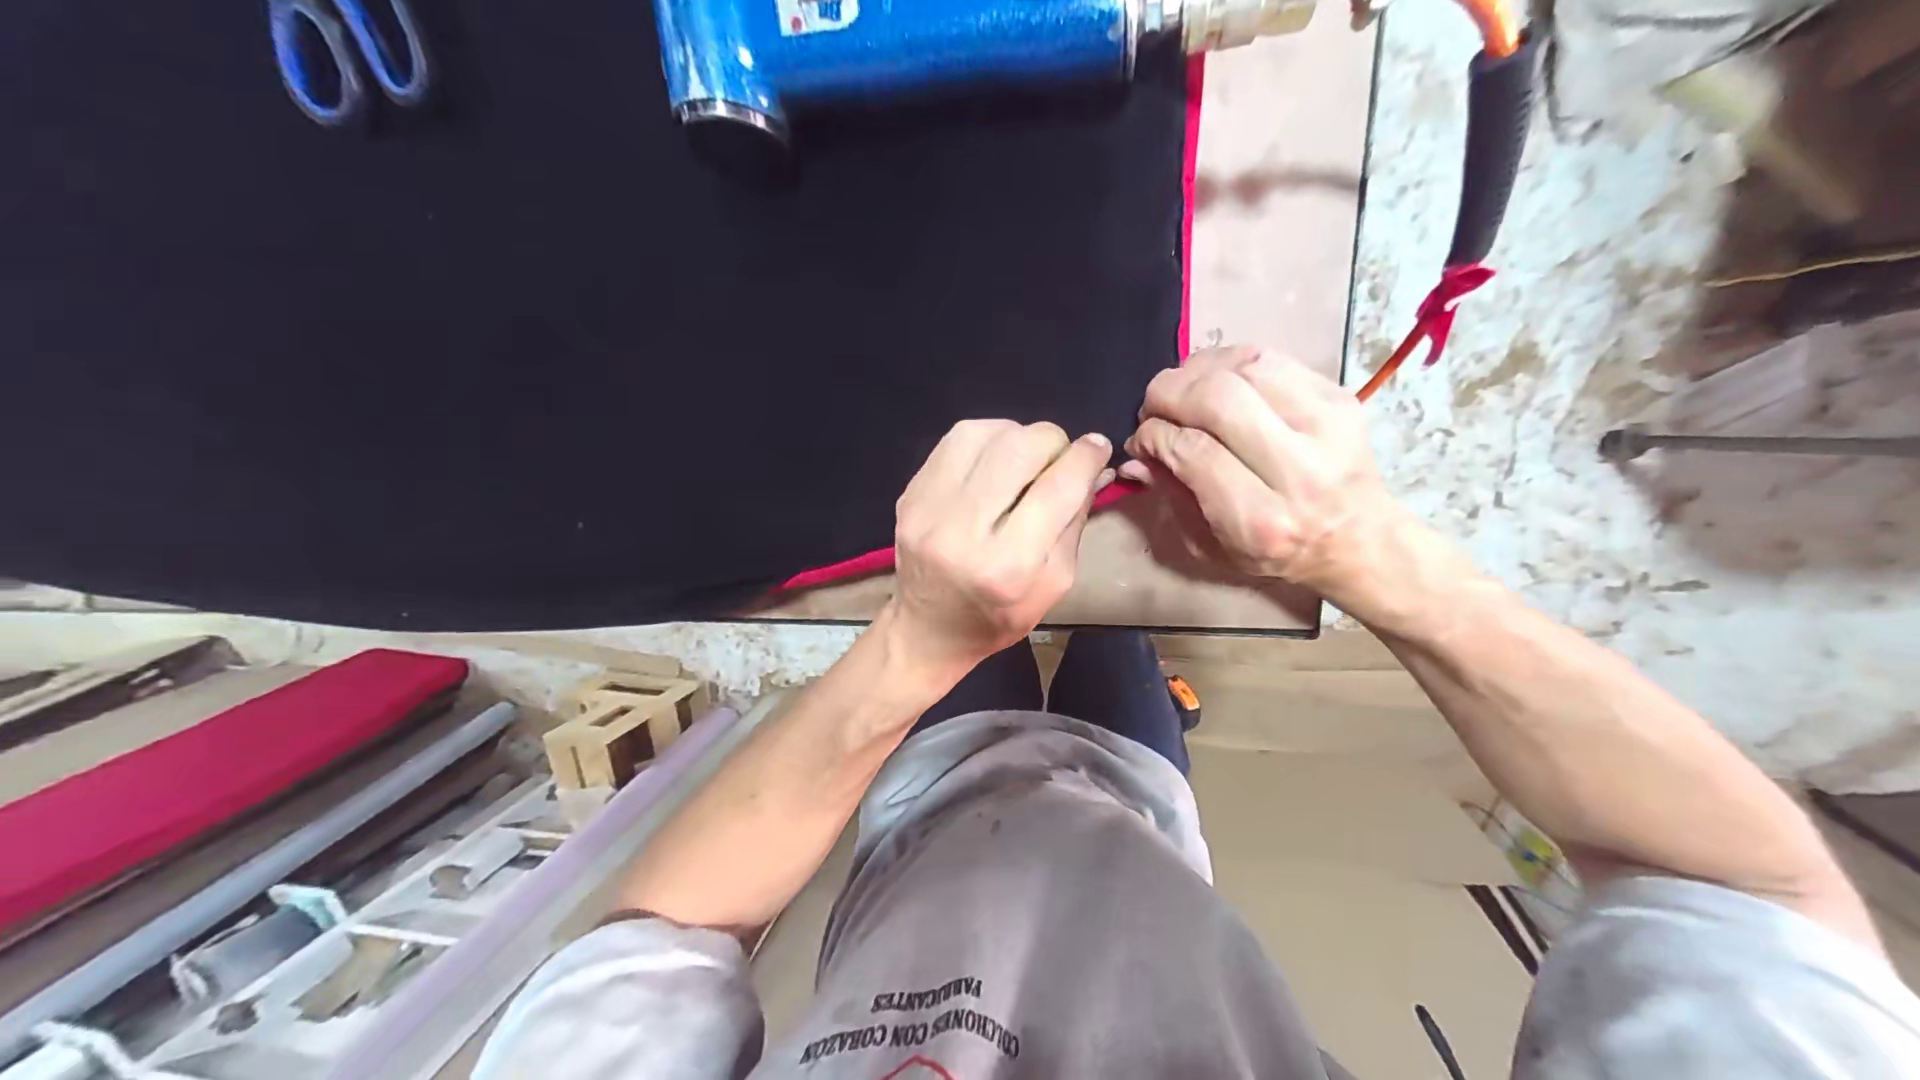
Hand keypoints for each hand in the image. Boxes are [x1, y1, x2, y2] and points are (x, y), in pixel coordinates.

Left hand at [885, 420, 1113, 680]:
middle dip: (1052, 442)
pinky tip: (993, 460)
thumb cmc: (999, 616)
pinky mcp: (910, 494)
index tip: (1099, 446)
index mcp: (1008, 566)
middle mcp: (963, 532)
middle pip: (1018, 448)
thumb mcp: (1055, 584)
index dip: (1086, 457)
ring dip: (1017, 435)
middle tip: (1058, 458)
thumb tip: (1093, 466)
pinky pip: (954, 440)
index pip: (1056, 489)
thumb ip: (1074, 522)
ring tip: (1024, 459)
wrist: (928, 630)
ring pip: (984, 433)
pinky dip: (985, 439)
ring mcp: (928, 509)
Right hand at [1119, 347, 1405, 606]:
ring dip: (1195, 371)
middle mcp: (1299, 469)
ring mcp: (1326, 425)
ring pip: (1244, 368)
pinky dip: (1227, 359)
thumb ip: (1171, 495)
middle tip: (1152, 407)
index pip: (1193, 451)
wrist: (1356, 537)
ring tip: (1178, 389)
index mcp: (1260, 518)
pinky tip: (1210, 376)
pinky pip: (1270, 357)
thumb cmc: (1272, 550)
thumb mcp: (1210, 545)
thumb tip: (1135, 453)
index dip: (1154, 435)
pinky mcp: (1338, 396)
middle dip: (1168, 394)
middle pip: (1218, 400)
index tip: (1141, 439)